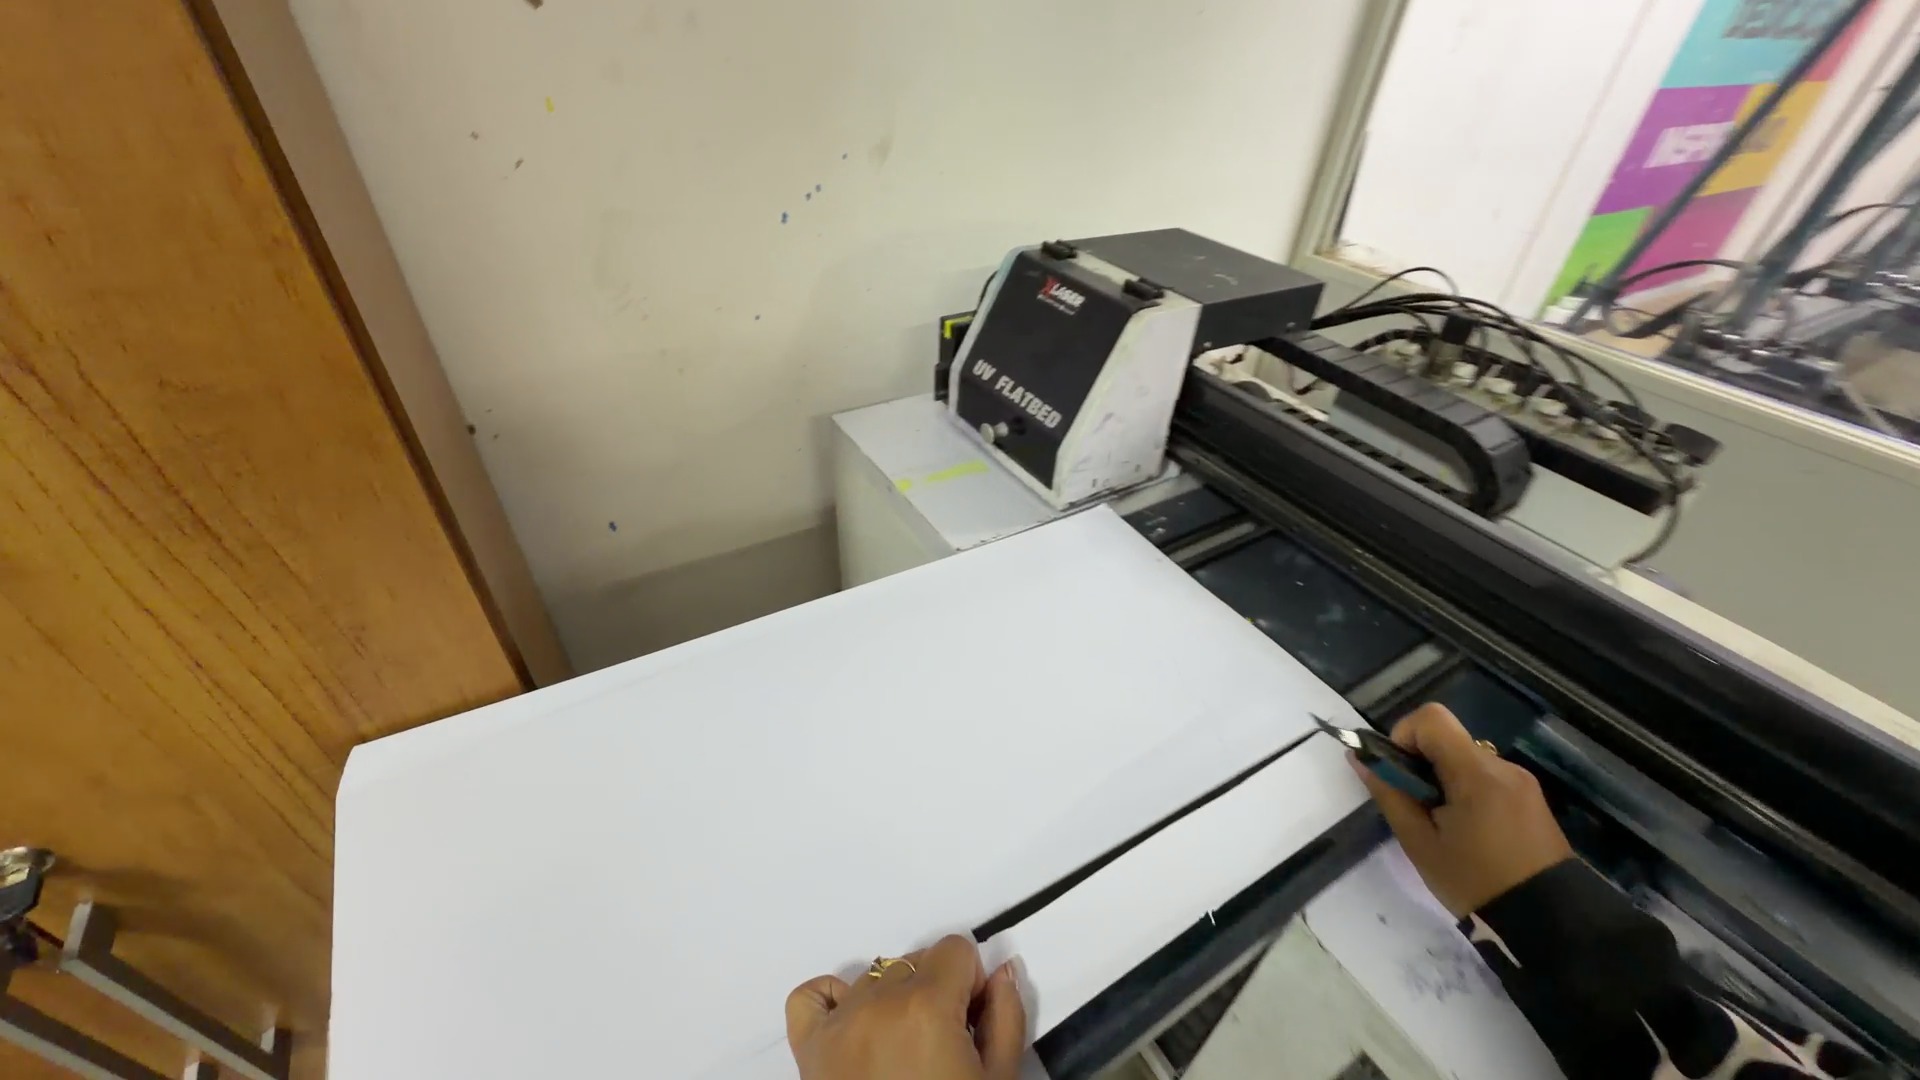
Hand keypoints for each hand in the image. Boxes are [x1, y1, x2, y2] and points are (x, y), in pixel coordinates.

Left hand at [786, 935, 1026, 1079]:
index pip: (956, 949)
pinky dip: (834, 1002)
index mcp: (927, 1005)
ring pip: (874, 977)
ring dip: (893, 1002)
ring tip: (903, 1055)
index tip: (971, 1024)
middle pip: (917, 960)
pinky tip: (857, 1028)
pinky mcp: (808, 1049)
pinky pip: (812, 996)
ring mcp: (838, 1025)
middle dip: (937, 992)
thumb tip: (1001, 971)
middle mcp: (878, 1003)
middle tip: (942, 1049)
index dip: (972, 984)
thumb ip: (1005, 1016)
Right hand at [1353, 703, 1572, 916]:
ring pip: (1464, 757)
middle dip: (1421, 762)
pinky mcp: (1530, 797)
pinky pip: (1485, 775)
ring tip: (1443, 824)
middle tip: (1417, 806)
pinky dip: (1465, 789)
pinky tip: (1468, 829)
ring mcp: (1521, 782)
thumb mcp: (1419, 842)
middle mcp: (1503, 767)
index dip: (1404, 735)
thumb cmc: (1475, 882)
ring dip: (1443, 777)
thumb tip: (1359, 757)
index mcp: (1477, 774)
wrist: (1551, 925)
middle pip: (1447, 738)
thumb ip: (1388, 793)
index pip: (1430, 718)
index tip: (1400, 773)